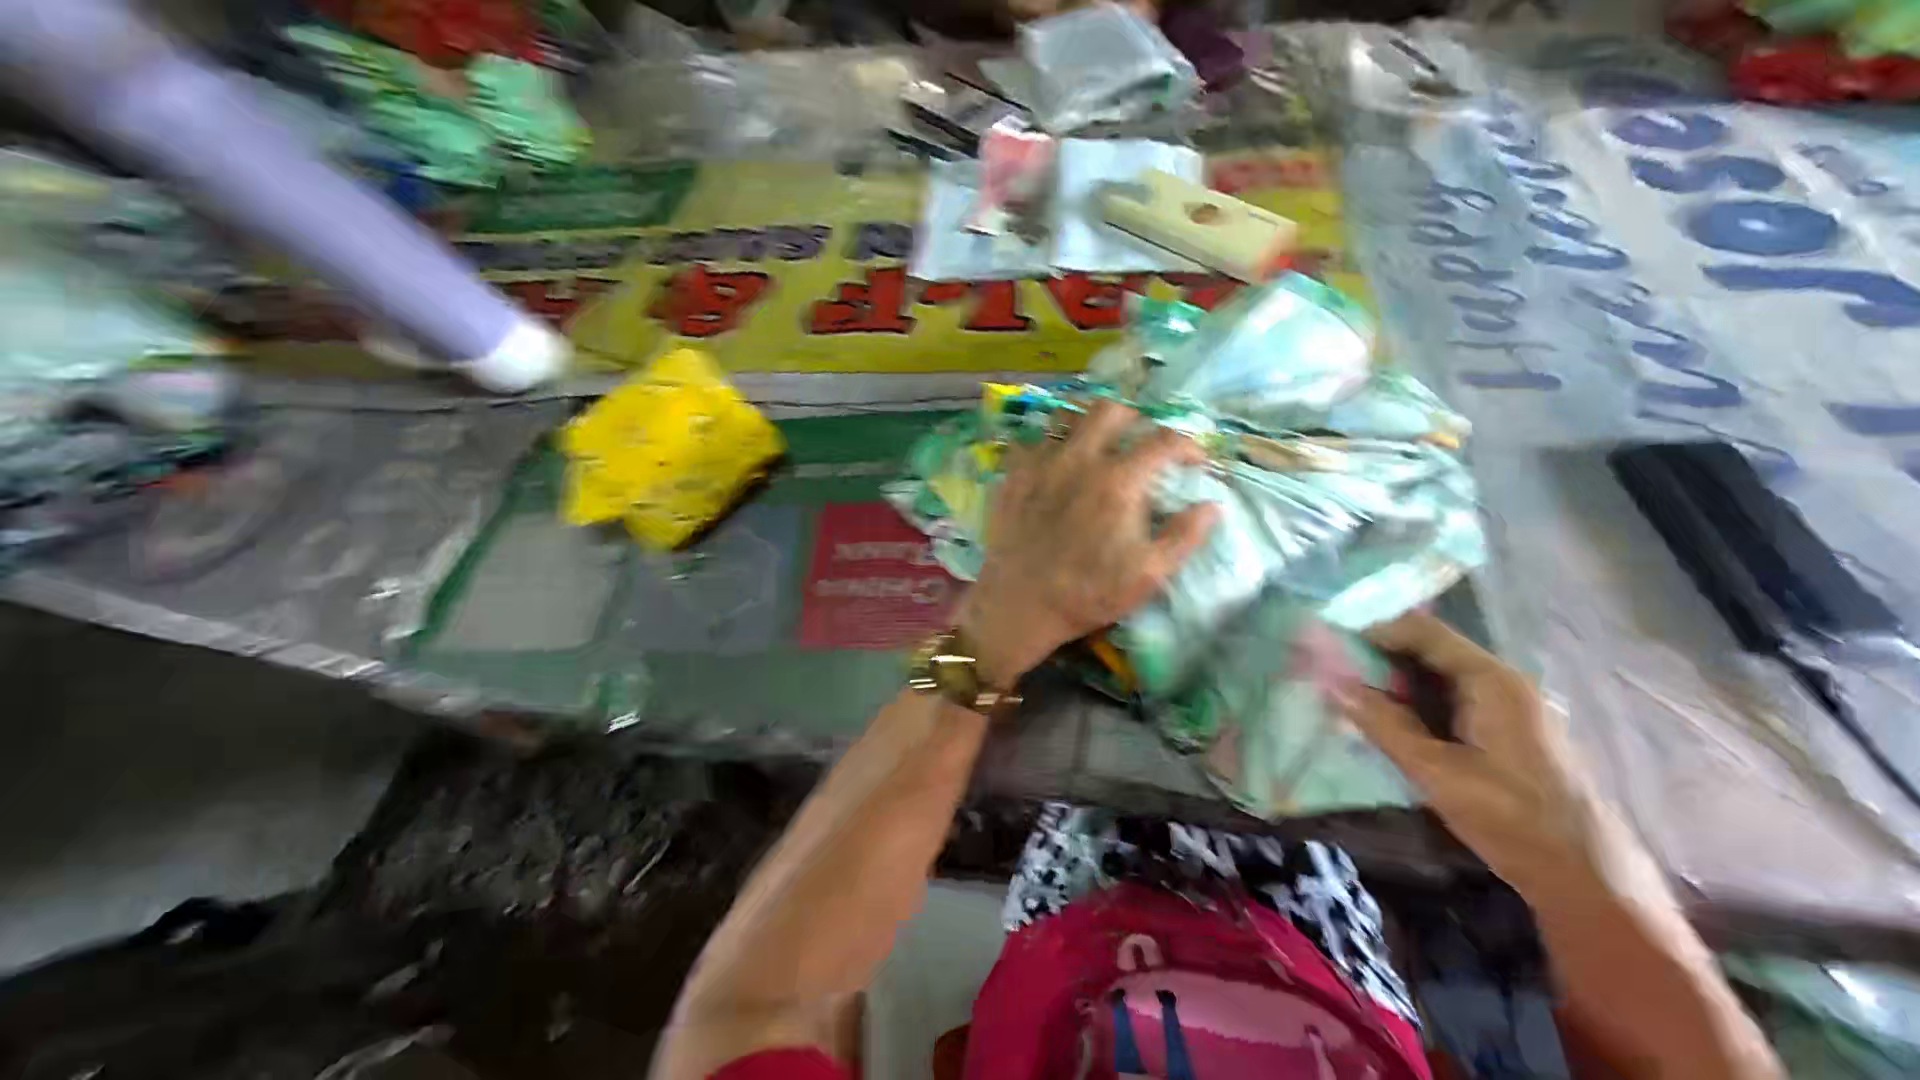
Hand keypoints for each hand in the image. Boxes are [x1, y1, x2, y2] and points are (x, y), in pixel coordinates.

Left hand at [958, 400, 1218, 687]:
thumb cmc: (1088, 592)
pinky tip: (1053, 463)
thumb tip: (1211, 506)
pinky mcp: (1011, 475)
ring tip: (1096, 444)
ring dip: (1088, 424)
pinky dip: (1047, 444)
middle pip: (1111, 411)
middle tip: (1140, 440)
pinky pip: (1030, 440)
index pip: (1164, 440)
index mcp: (1119, 480)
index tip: (1194, 460)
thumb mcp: (1149, 574)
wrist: (1020, 604)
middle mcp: (1079, 459)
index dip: (1188, 445)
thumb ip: (1184, 535)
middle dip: (1134, 419)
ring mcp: (1040, 463)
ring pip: (1066, 417)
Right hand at [1335, 613, 1617, 898]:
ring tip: (1353, 701)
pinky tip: (1391, 725)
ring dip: (1394, 683)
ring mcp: (1509, 705)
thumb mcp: (1436, 772)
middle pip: (1430, 650)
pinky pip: (1451, 698)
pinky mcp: (1507, 729)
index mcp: (1492, 681)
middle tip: (1334, 678)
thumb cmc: (1512, 820)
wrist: (1590, 880)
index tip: (1329, 648)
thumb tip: (1332, 684)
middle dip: (1379, 659)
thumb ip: (1383, 724)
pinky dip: (1415, 703)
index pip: (1423, 632)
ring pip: (1438, 676)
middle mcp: (1503, 681)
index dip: (1373, 632)